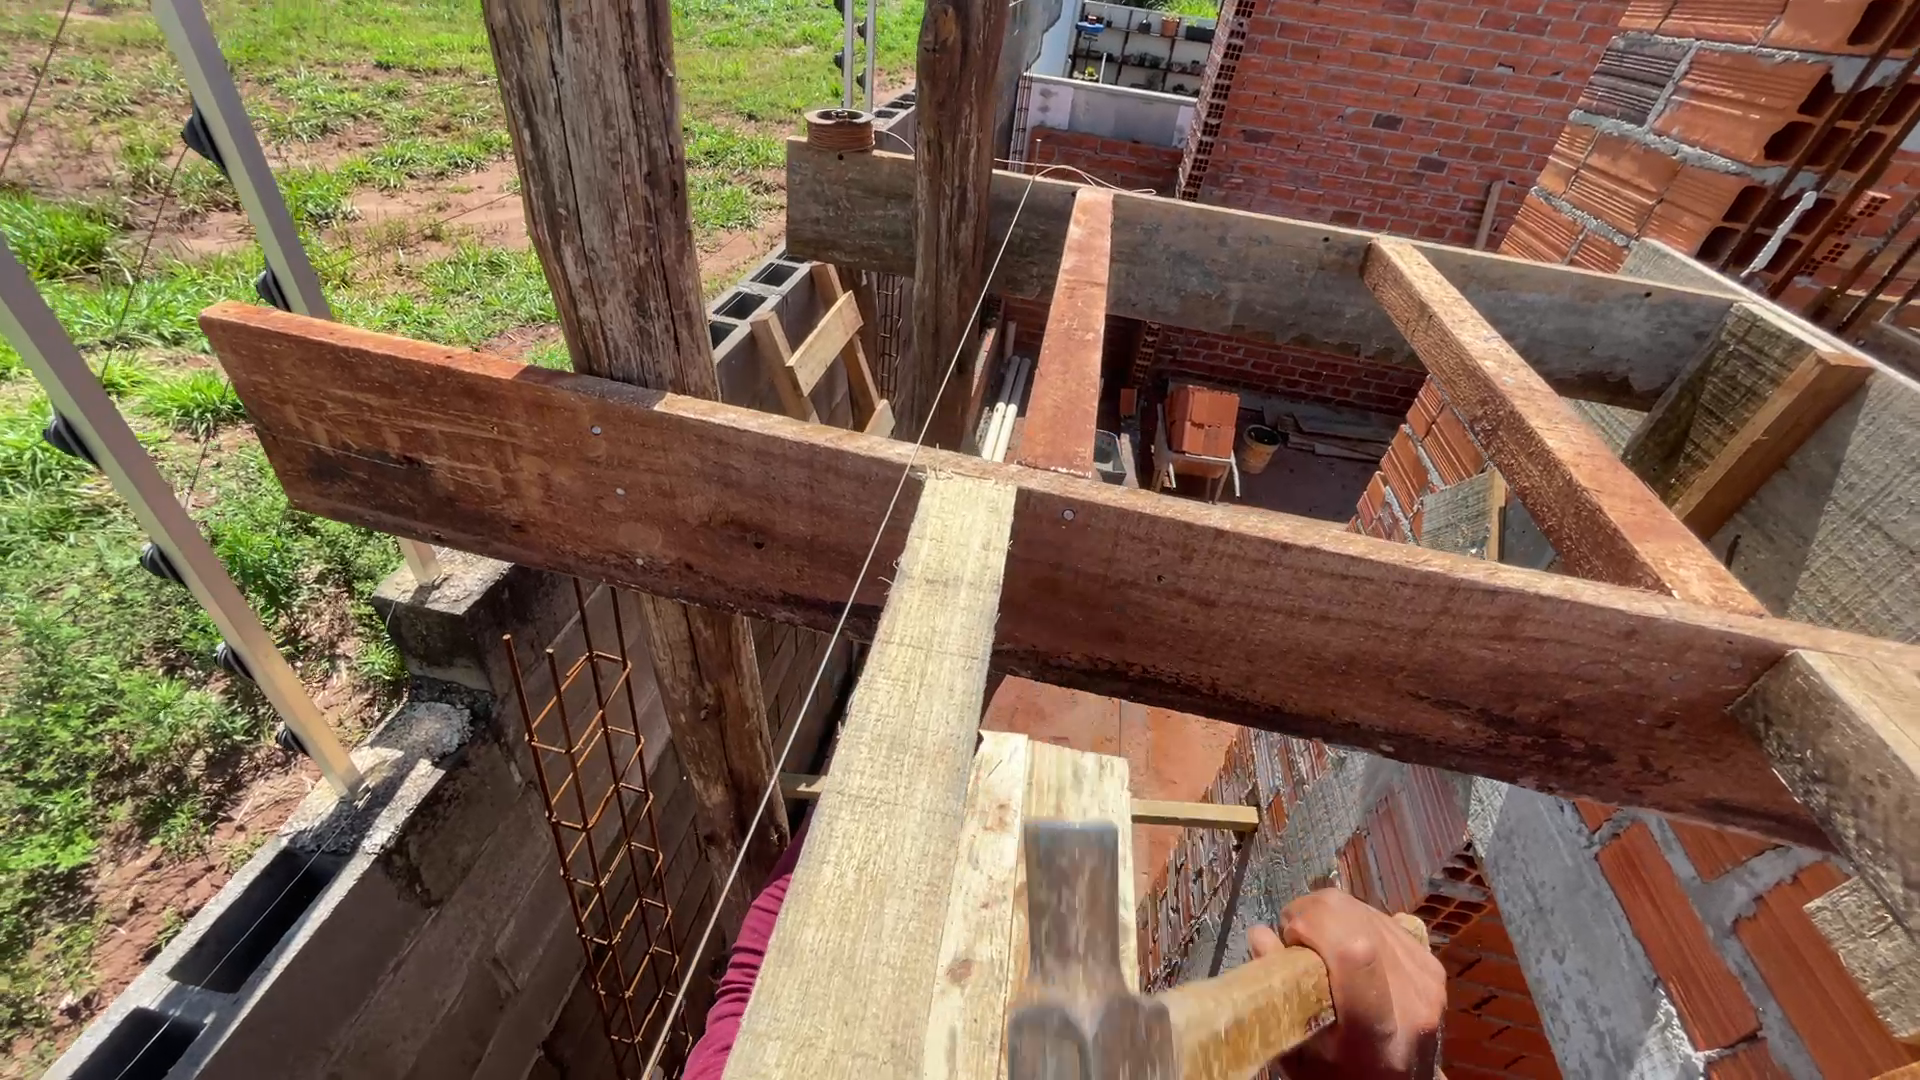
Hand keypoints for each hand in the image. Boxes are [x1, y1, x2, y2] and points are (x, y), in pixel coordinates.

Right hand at [1250, 889, 1445, 1079]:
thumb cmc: (1339, 1074)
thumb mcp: (1296, 1054)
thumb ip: (1277, 996)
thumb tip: (1261, 935)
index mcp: (1377, 1031)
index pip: (1355, 952)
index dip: (1311, 927)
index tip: (1289, 942)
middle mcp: (1412, 997)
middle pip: (1347, 916)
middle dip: (1307, 916)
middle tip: (1295, 944)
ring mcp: (1425, 974)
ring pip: (1355, 905)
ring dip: (1324, 915)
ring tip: (1318, 946)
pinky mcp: (1429, 959)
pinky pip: (1372, 911)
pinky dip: (1346, 918)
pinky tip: (1343, 945)